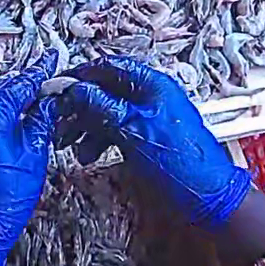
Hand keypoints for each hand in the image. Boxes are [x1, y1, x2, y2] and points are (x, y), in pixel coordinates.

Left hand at [0, 53, 60, 265]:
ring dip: (6, 100)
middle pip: (2, 89)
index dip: (40, 72)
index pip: (21, 83)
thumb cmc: (5, 197)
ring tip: (28, 106)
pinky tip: (1, 119)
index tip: (52, 58)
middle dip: (24, 87)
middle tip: (46, 87)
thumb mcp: (34, 155)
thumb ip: (41, 121)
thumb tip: (52, 100)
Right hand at [59, 57, 250, 230]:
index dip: (80, 75)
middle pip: (103, 91)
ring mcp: (146, 118)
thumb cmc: (178, 160)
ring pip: (105, 113)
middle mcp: (148, 97)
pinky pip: (114, 131)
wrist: (207, 198)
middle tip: (57, 120)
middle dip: (78, 106)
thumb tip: (74, 89)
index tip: (56, 87)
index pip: (108, 67)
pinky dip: (98, 141)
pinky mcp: (144, 138)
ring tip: (68, 144)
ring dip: (84, 127)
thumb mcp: (133, 129)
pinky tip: (87, 155)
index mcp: (151, 84)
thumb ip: (101, 106)